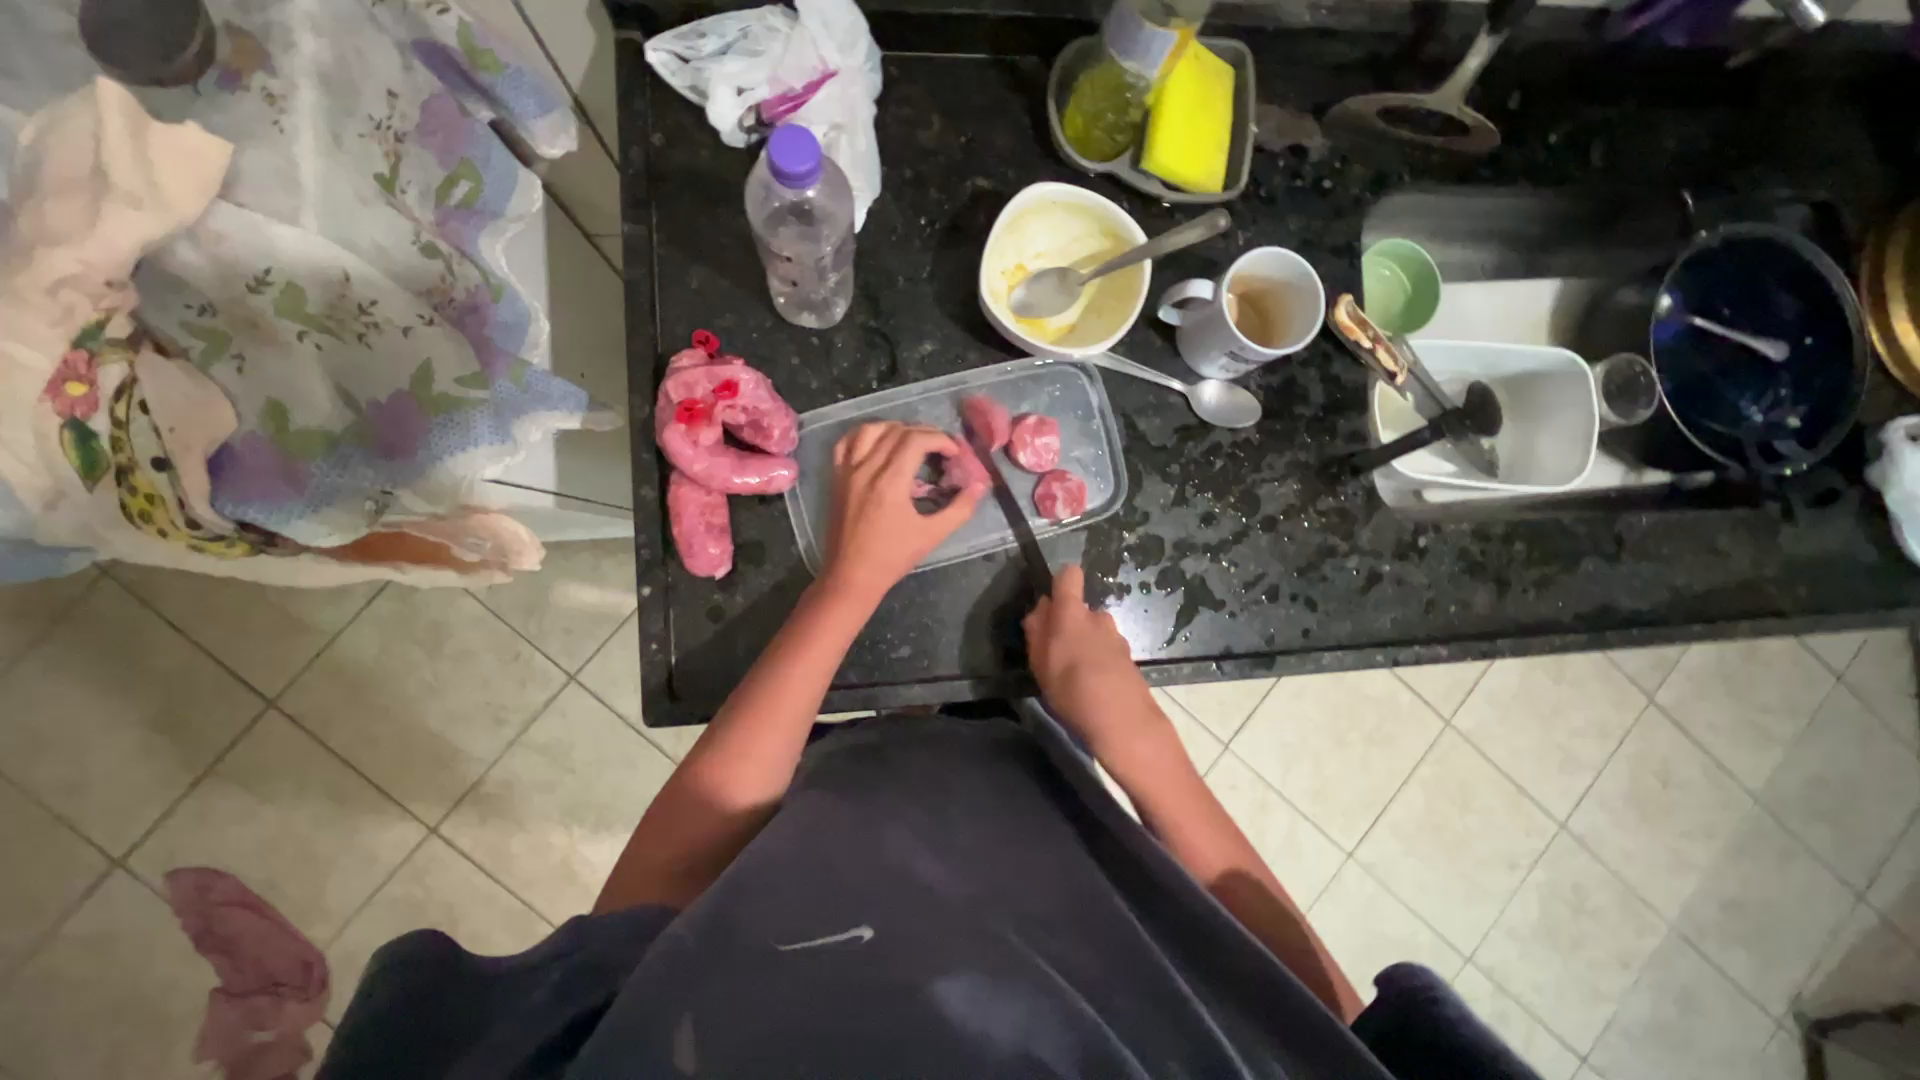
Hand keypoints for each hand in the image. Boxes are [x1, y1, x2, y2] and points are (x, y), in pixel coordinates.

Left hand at [821, 422, 984, 599]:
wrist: (851, 576)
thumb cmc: (892, 557)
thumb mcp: (932, 535)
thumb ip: (959, 509)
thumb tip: (979, 486)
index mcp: (890, 482)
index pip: (916, 440)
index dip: (940, 439)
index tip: (954, 453)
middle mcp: (866, 469)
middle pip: (897, 431)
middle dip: (924, 432)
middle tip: (941, 447)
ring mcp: (847, 471)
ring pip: (870, 430)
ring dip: (894, 428)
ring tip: (911, 440)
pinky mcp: (836, 477)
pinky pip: (846, 443)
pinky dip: (864, 434)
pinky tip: (878, 442)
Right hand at [1023, 564, 1153, 748]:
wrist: (1122, 720)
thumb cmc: (1071, 688)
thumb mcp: (1040, 662)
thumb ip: (1037, 631)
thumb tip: (1041, 608)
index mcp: (1072, 613)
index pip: (1069, 575)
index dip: (1060, 583)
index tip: (1050, 604)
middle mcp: (1098, 617)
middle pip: (1080, 610)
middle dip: (1069, 625)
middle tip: (1057, 655)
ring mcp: (1117, 637)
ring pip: (1095, 632)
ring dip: (1085, 645)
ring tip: (1076, 676)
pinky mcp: (1129, 658)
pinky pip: (1107, 651)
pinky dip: (1099, 662)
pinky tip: (1094, 687)